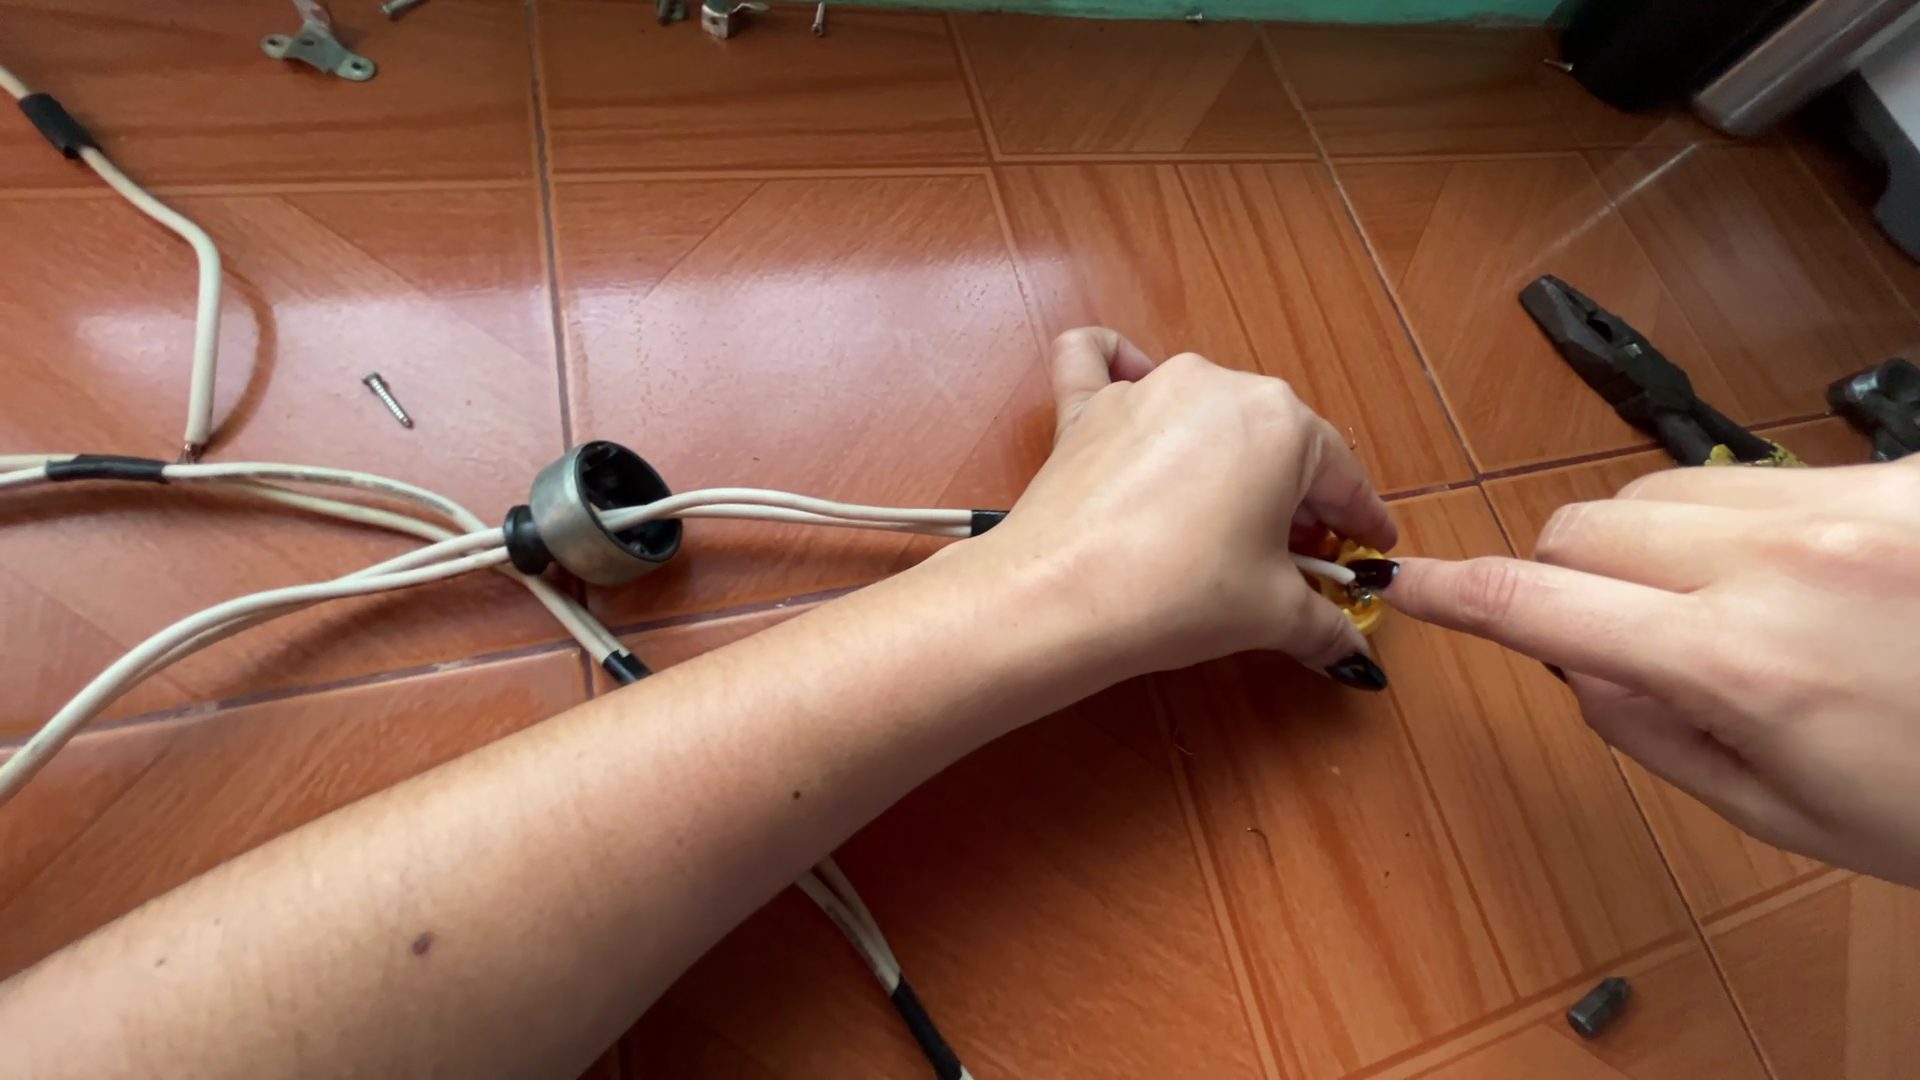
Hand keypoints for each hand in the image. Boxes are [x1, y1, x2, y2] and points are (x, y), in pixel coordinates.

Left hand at [970, 328, 1396, 688]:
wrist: (1060, 598)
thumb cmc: (1181, 594)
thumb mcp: (1272, 614)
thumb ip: (1325, 624)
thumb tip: (1349, 651)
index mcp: (1281, 422)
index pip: (1339, 475)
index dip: (1359, 520)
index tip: (1367, 547)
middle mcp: (1214, 386)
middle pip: (1272, 442)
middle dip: (1292, 496)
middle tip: (1293, 552)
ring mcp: (1141, 391)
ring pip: (1202, 409)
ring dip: (1225, 452)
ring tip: (1223, 509)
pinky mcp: (1082, 410)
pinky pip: (1094, 362)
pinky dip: (1114, 364)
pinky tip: (1126, 384)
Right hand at [1387, 458, 1919, 884]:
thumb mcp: (1787, 815)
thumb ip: (1643, 732)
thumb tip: (1574, 662)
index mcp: (1743, 663)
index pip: (1530, 603)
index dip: (1450, 592)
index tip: (1407, 582)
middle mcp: (1790, 561)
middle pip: (1576, 527)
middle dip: (1566, 575)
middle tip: (1618, 625)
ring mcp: (1859, 503)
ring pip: (1649, 493)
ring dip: (1648, 545)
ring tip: (1728, 599)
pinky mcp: (1912, 471)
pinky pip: (1750, 476)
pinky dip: (1736, 524)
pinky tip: (1812, 573)